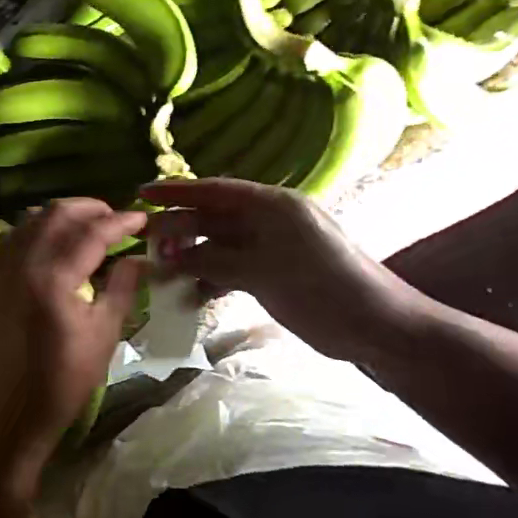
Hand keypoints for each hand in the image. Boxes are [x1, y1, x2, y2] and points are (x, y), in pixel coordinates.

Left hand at [0, 199, 147, 490]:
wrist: (7, 409)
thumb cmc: (62, 381)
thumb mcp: (103, 335)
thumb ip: (121, 289)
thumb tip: (139, 257)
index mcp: (53, 278)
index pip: (92, 233)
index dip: (121, 221)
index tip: (144, 218)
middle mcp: (22, 263)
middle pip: (56, 215)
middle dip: (90, 209)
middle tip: (118, 218)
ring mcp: (2, 267)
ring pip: (31, 220)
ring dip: (62, 215)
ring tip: (90, 225)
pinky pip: (14, 235)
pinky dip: (37, 228)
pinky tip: (55, 240)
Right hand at [140, 179, 427, 362]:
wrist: (376, 326)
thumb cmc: (321, 286)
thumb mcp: (261, 271)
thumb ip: (211, 261)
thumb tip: (167, 259)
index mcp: (271, 205)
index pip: (213, 190)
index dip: (176, 191)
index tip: (141, 193)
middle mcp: (267, 221)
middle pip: (210, 218)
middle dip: (176, 230)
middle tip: (142, 242)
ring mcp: (268, 248)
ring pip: (215, 246)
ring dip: (189, 260)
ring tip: (160, 275)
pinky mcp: (269, 273)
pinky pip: (227, 270)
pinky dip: (207, 281)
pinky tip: (189, 298)